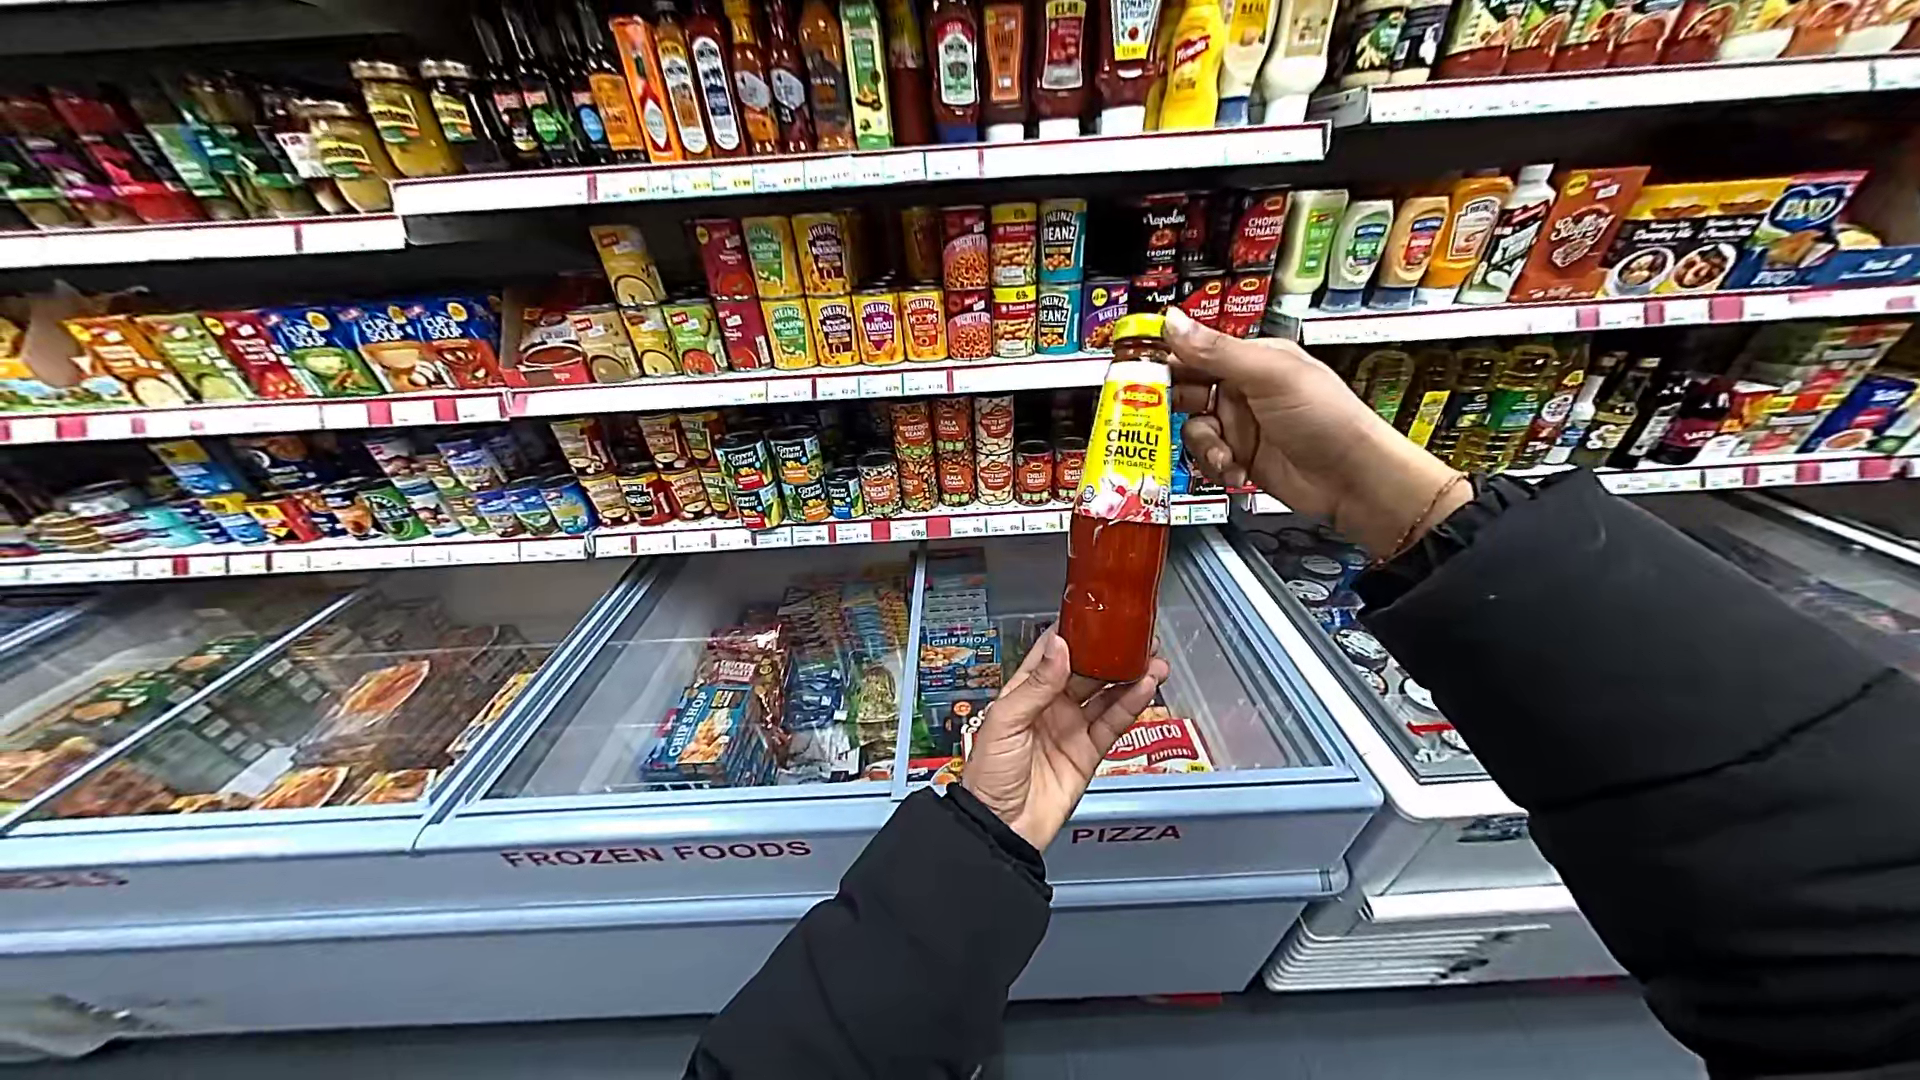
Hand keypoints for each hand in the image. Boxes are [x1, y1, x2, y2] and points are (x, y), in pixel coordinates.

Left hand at [962, 629, 1167, 850]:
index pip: (1051, 653)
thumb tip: (1062, 647)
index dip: (1073, 632)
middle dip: (1111, 653)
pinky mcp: (1089, 752)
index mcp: (1025, 691)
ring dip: (1129, 676)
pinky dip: (1131, 705)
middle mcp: (1051, 705)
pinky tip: (1145, 688)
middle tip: (1137, 635)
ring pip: (1106, 694)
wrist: (1002, 827)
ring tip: (1153, 659)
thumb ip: (1038, 685)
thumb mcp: (1006, 721)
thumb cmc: (990, 772)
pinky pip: (1113, 723)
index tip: (1095, 612)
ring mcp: (1072, 727)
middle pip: (1086, 671)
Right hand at [1163, 306, 1469, 556]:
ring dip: (1203, 446)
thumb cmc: (1328, 419)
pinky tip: (1236, 469)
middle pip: (1183, 393)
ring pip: (1191, 431)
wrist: (1353, 479)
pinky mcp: (1238, 457)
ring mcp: (1238, 426)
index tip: (1136, 373)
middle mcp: (1239, 391)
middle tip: (1161, 418)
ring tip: (1225, 454)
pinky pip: (1205, 459)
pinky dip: (1215, 467)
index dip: (1163, 361)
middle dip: (1173, 410)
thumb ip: (1216, 351)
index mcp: (1248, 360)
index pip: (1192, 352)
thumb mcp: (1268, 376)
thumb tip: (1173, 322)